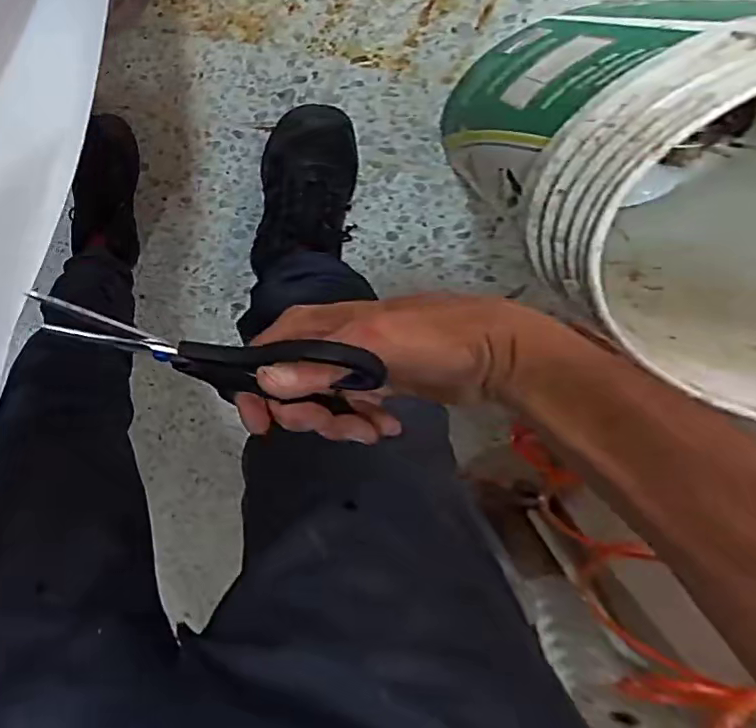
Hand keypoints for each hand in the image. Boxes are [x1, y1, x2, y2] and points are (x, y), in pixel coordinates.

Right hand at [231, 294, 577, 443]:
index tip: (264, 425)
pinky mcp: (369, 382)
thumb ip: (316, 367)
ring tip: (373, 430)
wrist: (500, 351)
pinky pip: (347, 408)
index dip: (255, 391)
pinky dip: (360, 422)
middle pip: (284, 385)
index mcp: (306, 325)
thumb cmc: (427, 339)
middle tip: (337, 428)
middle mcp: (317, 342)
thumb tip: (265, 382)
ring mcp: (344, 363)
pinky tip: (386, 426)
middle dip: (306, 413)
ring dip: (337, 423)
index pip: (260, 357)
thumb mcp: (368, 348)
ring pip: (316, 401)